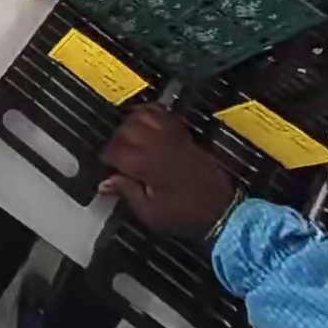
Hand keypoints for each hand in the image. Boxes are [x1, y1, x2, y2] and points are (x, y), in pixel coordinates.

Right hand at [100, 105, 236, 238]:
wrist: (223, 211)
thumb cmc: (185, 215)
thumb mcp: (150, 213)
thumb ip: (126, 192)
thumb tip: (105, 182)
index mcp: (147, 164)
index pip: (115, 151)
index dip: (106, 159)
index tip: (107, 168)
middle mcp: (157, 144)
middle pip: (124, 130)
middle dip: (116, 142)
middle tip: (117, 157)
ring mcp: (171, 136)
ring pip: (140, 117)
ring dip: (129, 125)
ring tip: (128, 139)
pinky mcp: (183, 134)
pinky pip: (161, 113)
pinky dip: (148, 113)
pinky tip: (143, 122)